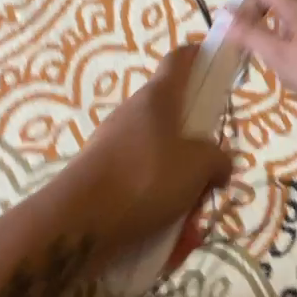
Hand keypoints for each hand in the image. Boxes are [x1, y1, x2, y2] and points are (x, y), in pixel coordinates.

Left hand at [71, 46, 232, 253]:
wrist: (77, 223)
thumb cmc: (145, 178)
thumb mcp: (199, 166)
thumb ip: (219, 159)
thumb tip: (219, 165)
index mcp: (158, 98)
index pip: (179, 61)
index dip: (198, 55)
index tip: (213, 58)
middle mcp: (134, 115)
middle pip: (176, 121)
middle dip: (199, 152)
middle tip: (212, 178)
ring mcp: (115, 147)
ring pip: (163, 162)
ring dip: (182, 190)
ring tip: (190, 225)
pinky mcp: (103, 179)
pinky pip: (143, 190)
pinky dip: (159, 211)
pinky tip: (168, 241)